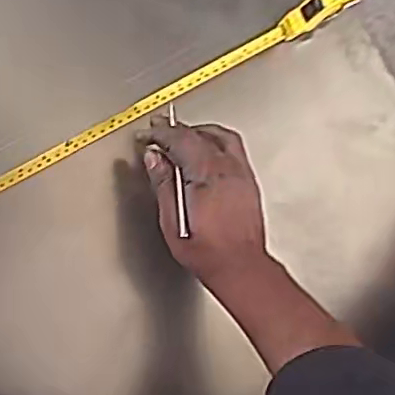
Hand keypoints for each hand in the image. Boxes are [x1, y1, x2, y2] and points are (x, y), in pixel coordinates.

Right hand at [136, 117, 270, 282]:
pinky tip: (205, 149)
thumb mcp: (171, 219)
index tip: (146, 135)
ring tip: (181, 134)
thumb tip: (154, 159)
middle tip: (158, 129)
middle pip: (200, 134)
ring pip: (221, 136)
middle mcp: (228, 168)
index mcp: (206, 174)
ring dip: (198, 131)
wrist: (238, 265)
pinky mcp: (248, 181)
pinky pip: (232, 147)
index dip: (159, 134)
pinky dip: (214, 140)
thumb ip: (163, 184)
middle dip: (176, 129)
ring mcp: (241, 173)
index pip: (180, 139)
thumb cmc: (207, 251)